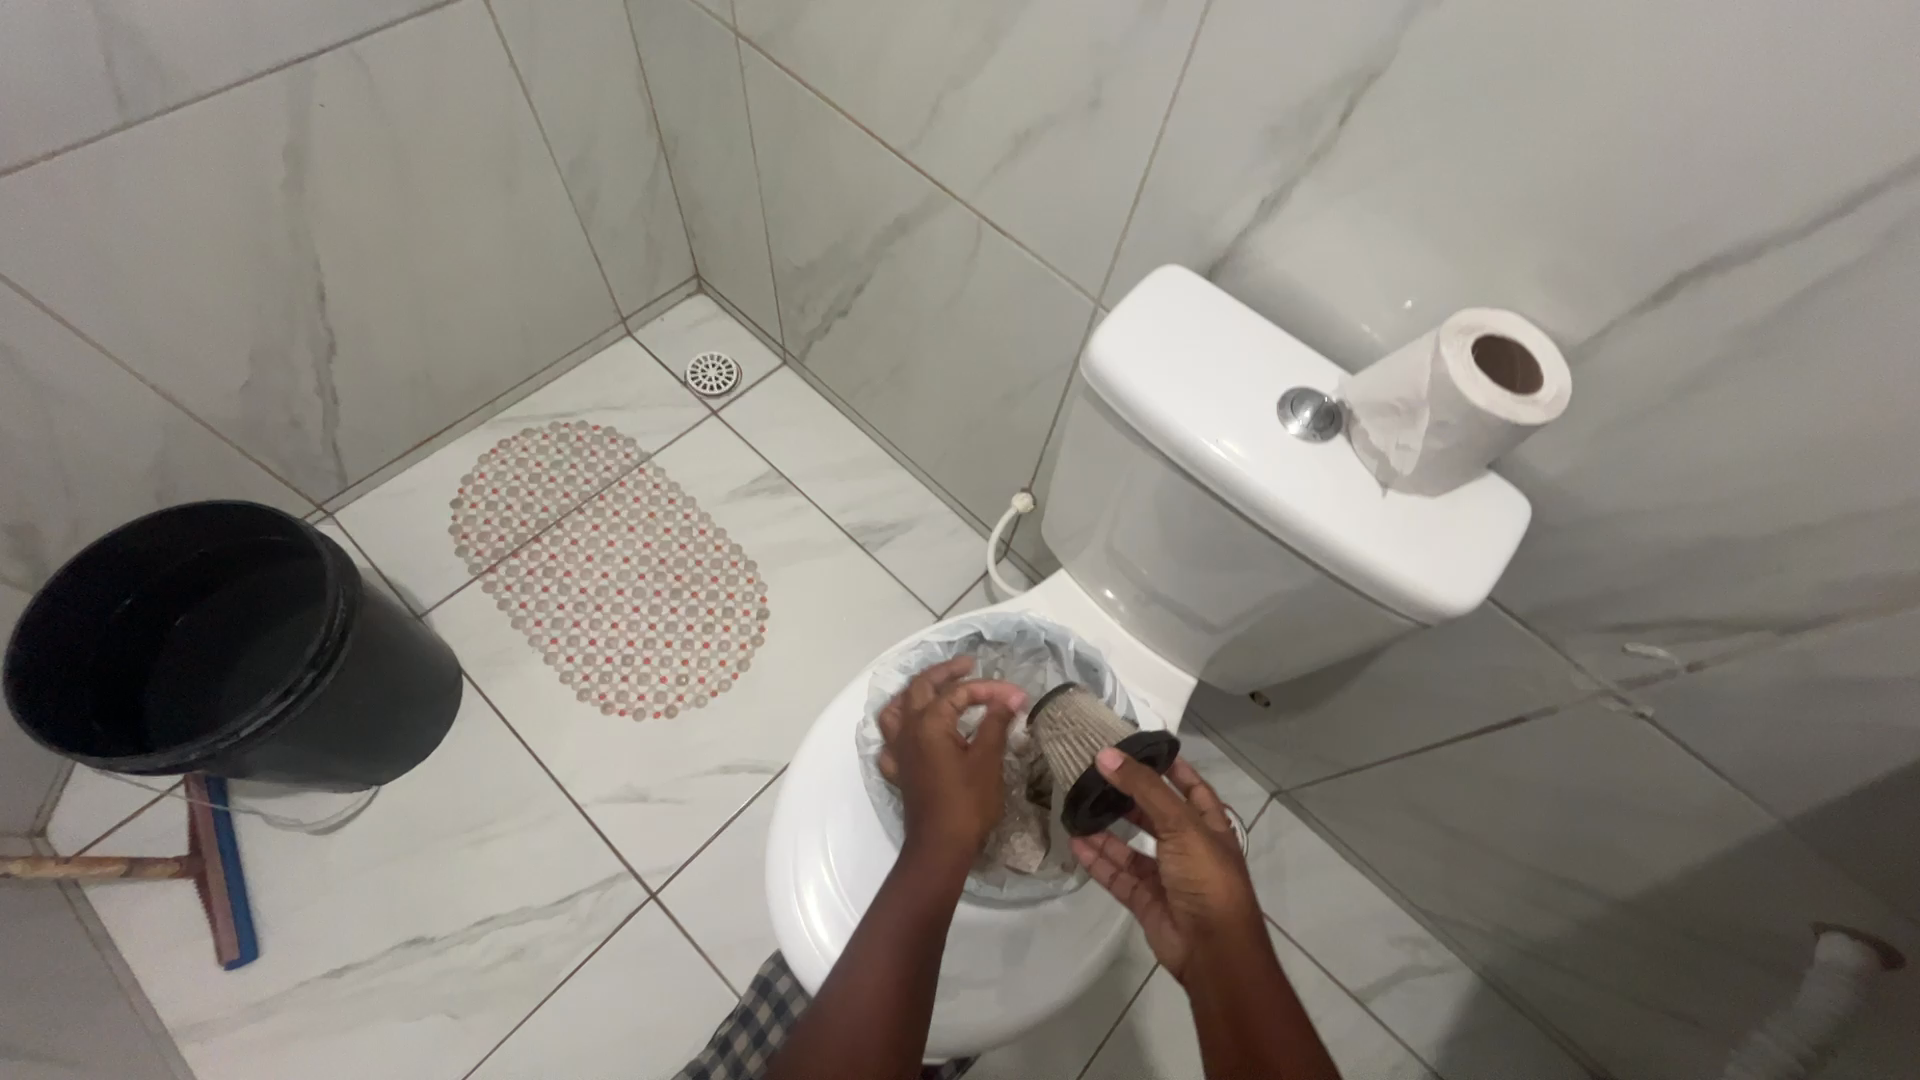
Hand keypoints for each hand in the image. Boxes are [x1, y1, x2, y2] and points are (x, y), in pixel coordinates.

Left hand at [878, 656, 1028, 870]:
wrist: (940, 847)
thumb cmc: (967, 803)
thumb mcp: (987, 760)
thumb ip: (996, 723)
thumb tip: (1010, 697)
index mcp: (929, 723)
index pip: (958, 693)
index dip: (988, 690)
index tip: (1015, 695)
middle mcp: (908, 730)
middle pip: (920, 687)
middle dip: (944, 673)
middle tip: (968, 666)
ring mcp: (898, 751)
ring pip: (896, 709)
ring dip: (914, 693)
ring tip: (933, 689)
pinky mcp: (898, 771)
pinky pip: (890, 741)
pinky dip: (900, 729)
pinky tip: (913, 733)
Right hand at [1071, 749, 1262, 982]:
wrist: (1213, 949)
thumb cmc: (1206, 877)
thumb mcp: (1180, 823)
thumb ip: (1142, 788)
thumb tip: (1105, 755)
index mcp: (1209, 827)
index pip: (1191, 788)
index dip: (1171, 768)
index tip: (1141, 748)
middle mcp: (1188, 848)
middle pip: (1155, 815)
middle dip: (1128, 797)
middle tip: (1096, 774)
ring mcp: (1166, 876)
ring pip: (1131, 847)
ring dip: (1107, 829)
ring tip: (1078, 805)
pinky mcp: (1146, 900)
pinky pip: (1117, 875)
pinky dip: (1098, 860)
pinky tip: (1076, 842)